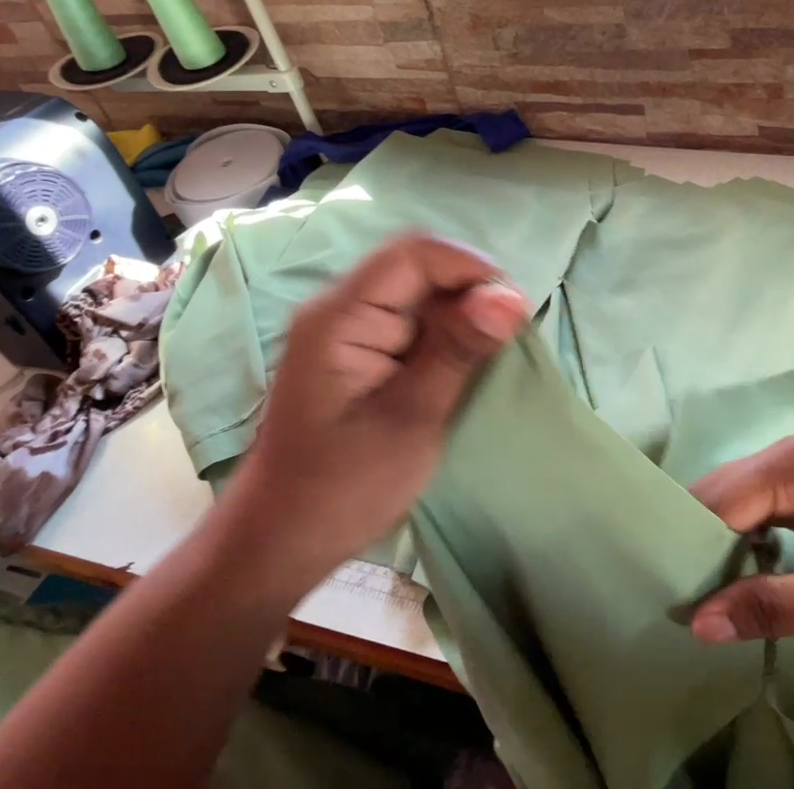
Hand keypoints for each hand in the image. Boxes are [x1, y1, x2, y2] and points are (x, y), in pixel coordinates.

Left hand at [231, 235, 529, 573]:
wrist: (281, 540)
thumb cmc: (343, 487)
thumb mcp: (411, 418)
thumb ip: (458, 350)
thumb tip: (511, 296)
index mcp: (339, 315)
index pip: (414, 252)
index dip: (471, 268)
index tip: (512, 313)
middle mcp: (337, 307)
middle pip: (417, 265)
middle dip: (469, 293)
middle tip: (503, 343)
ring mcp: (344, 329)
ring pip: (418, 292)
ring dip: (459, 316)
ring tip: (485, 360)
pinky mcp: (355, 351)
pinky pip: (409, 320)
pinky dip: (443, 336)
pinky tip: (458, 368)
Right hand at [687, 435, 793, 644]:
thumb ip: (766, 607)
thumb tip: (696, 624)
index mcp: (791, 467)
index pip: (714, 502)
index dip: (688, 547)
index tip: (666, 592)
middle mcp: (786, 453)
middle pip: (718, 493)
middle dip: (694, 540)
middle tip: (675, 592)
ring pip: (733, 498)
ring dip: (714, 539)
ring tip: (696, 585)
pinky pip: (755, 503)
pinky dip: (738, 534)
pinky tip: (735, 570)